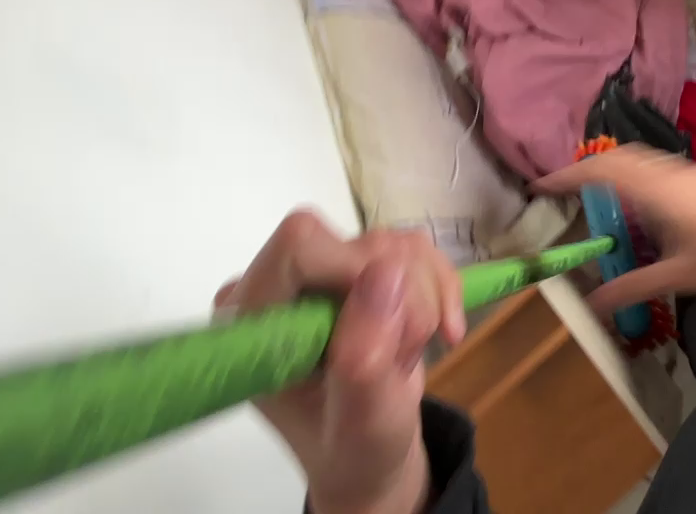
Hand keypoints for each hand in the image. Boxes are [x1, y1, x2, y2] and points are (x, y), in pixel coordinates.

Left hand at [215, 212, 465, 513]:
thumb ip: (364, 359)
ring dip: (424, 302)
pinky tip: (441, 330)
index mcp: (253, 315)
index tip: (383, 325)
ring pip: (399, 245)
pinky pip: (420, 247)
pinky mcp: (366, 259)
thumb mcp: (360, 423)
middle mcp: (283, 279)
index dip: (353, 271)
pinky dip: (442, 288)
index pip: (299, 244)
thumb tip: (387, 272)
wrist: (371, 452)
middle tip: (402, 358)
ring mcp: (328, 265)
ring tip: (407, 355)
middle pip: (363, 245)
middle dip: (403, 301)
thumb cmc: (351, 448)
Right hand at [535, 145, 695, 313]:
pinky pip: (655, 167)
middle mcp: (672, 173)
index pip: (605, 171)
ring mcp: (689, 172)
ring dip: (612, 169)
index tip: (542, 185)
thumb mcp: (681, 277)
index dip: (570, 175)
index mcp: (662, 191)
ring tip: (590, 195)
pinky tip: (633, 203)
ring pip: (639, 160)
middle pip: (620, 157)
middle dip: (587, 169)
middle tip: (561, 191)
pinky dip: (633, 174)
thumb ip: (634, 285)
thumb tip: (592, 302)